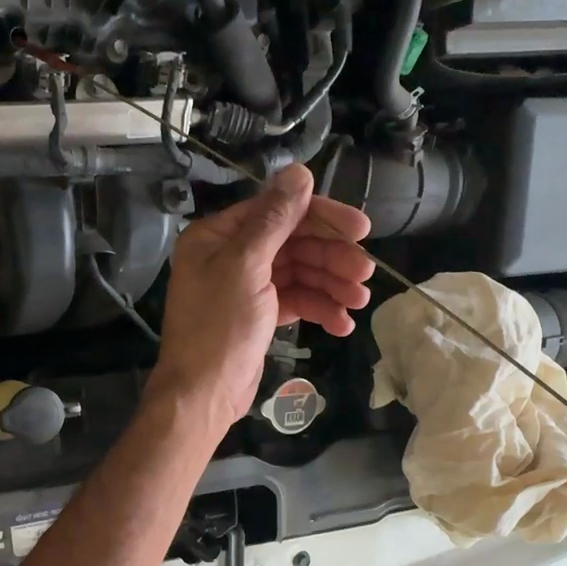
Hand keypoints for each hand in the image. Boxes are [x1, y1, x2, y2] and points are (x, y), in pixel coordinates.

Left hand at [150, 165, 373, 428]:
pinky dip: (319, 308)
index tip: (361, 230)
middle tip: (365, 275)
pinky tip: (342, 324)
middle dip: (331, 258)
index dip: (321, 218)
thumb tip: (298, 171)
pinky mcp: (257, 314)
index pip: (278, 211)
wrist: (201, 394)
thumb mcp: (246, 267)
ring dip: (332, 284)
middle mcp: (228, 255)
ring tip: (359, 302)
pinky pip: (295, 300)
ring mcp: (244, 286)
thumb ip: (273, 220)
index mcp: (216, 236)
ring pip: (299, 272)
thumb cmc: (217, 329)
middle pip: (293, 242)